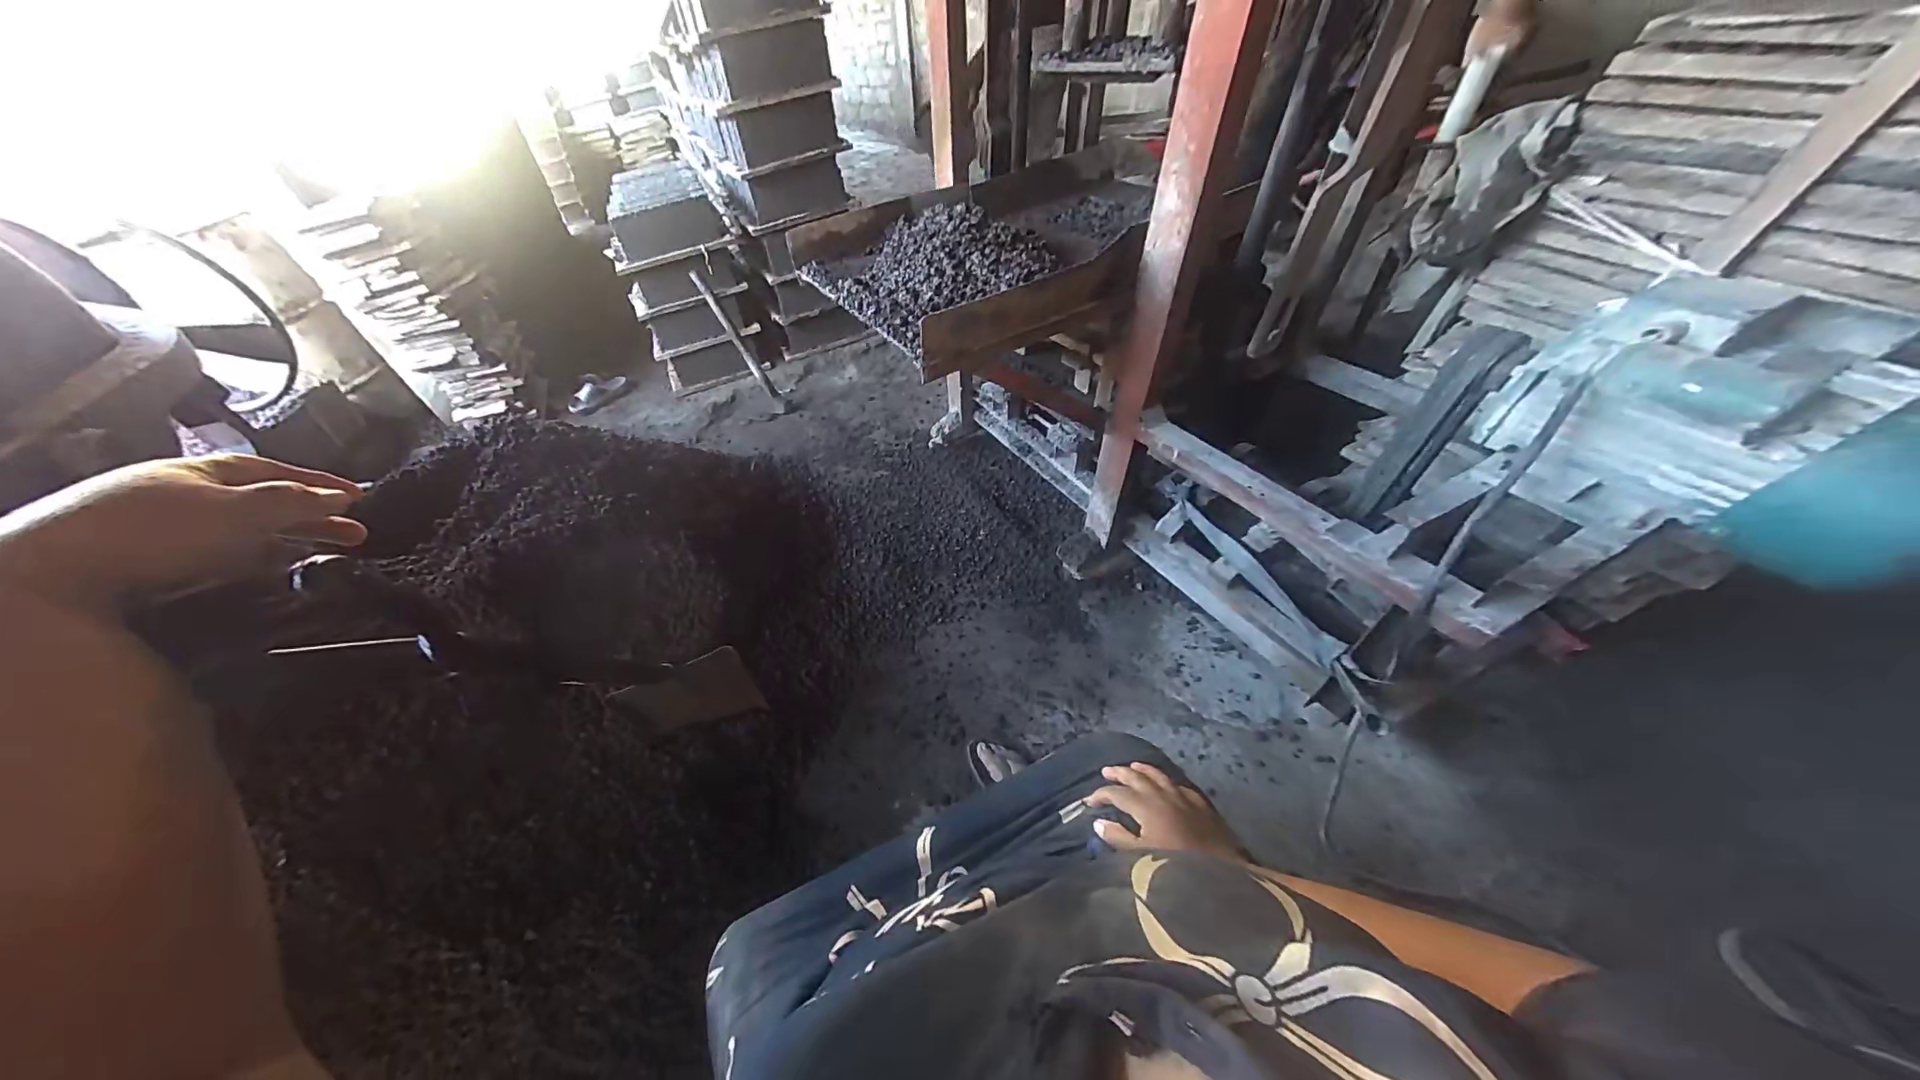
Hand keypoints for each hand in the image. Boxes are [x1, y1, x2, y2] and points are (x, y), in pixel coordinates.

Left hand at [0, 454, 365, 607]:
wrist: (49, 579)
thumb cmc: (145, 532)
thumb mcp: (235, 509)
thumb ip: (294, 502)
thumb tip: (342, 496)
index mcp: (198, 473)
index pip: (275, 471)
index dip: (320, 482)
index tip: (360, 495)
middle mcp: (185, 498)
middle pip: (265, 504)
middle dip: (314, 517)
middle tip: (356, 533)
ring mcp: (170, 533)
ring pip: (249, 534)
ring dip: (293, 542)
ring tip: (329, 554)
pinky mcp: (161, 567)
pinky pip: (229, 560)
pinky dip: (262, 563)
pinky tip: (277, 573)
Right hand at [1087, 762, 1249, 862]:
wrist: (1222, 873)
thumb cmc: (1177, 867)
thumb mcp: (1142, 856)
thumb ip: (1119, 838)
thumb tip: (1099, 822)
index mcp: (1146, 806)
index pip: (1117, 793)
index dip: (1101, 794)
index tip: (1090, 801)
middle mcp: (1163, 795)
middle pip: (1137, 777)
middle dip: (1119, 773)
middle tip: (1106, 771)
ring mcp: (1183, 797)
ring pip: (1159, 775)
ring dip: (1142, 770)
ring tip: (1132, 767)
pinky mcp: (1200, 804)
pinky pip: (1178, 785)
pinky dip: (1166, 781)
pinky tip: (1166, 784)